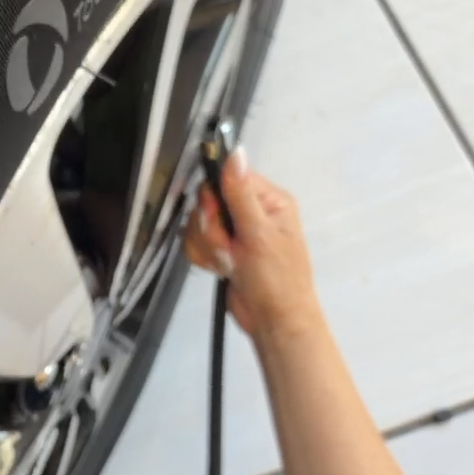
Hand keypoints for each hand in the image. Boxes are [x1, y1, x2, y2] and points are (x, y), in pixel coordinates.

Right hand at [183, 150, 319, 339]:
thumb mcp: (259, 234)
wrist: (274, 323)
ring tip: (228, 264)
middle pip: (207, 202)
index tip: (216, 218)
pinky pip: (196, 242)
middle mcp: (250, 211)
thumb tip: (235, 151)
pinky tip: (220, 270)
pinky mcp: (222, 250)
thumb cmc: (276, 279)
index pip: (225, 178)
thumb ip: (240, 193)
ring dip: (207, 247)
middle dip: (210, 230)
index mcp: (268, 200)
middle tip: (229, 249)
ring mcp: (235, 231)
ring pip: (198, 224)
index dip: (213, 198)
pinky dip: (204, 258)